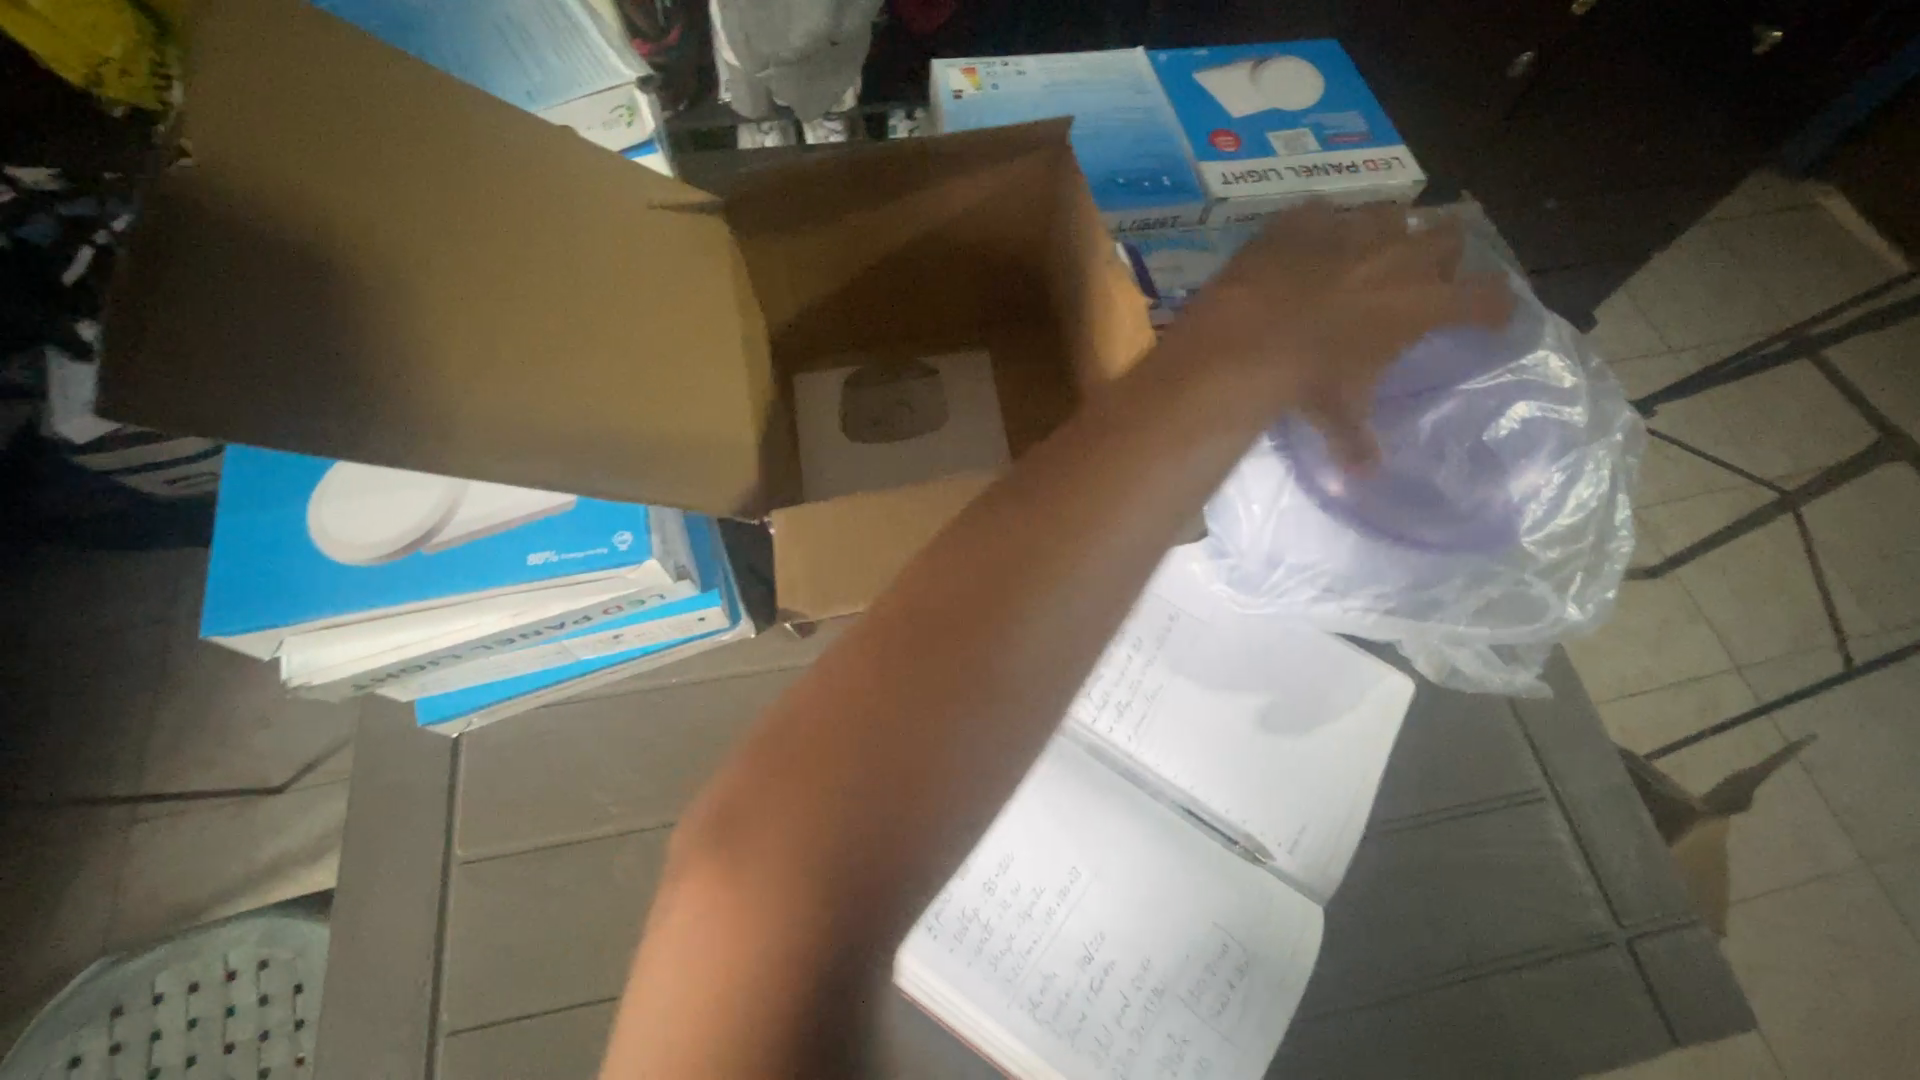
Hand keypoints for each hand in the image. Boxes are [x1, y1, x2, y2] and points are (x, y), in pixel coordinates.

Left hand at [1159, 201, 1514, 468]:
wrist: (1243, 341)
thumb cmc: (1305, 381)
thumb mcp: (1336, 414)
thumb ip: (1355, 440)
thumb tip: (1362, 476)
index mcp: (1422, 304)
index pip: (1486, 298)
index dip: (1493, 307)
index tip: (1491, 317)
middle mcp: (1397, 256)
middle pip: (1448, 237)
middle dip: (1442, 255)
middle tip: (1423, 279)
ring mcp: (1348, 230)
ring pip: (1391, 214)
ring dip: (1387, 232)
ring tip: (1368, 254)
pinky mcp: (1300, 219)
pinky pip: (1322, 213)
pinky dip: (1320, 228)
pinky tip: (1306, 245)